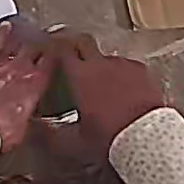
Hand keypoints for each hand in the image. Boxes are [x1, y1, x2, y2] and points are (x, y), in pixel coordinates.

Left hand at [0, 22, 55, 150]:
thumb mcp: (26, 129)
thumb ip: (36, 120)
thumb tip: (43, 124)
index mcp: (36, 82)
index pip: (53, 60)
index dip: (59, 53)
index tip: (64, 50)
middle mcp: (20, 68)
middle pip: (37, 48)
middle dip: (45, 44)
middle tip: (50, 41)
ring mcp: (2, 64)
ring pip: (18, 43)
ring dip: (26, 38)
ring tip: (33, 32)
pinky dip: (0, 34)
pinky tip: (4, 28)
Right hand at [52, 32, 167, 157]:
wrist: (147, 137)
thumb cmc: (109, 138)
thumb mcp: (75, 141)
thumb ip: (51, 134)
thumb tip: (37, 128)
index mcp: (79, 76)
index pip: (61, 49)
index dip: (53, 46)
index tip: (49, 50)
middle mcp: (99, 64)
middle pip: (83, 42)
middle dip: (75, 46)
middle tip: (71, 57)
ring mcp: (122, 64)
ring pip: (105, 57)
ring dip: (100, 66)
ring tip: (101, 84)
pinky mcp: (141, 70)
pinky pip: (126, 66)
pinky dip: (121, 74)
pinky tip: (123, 90)